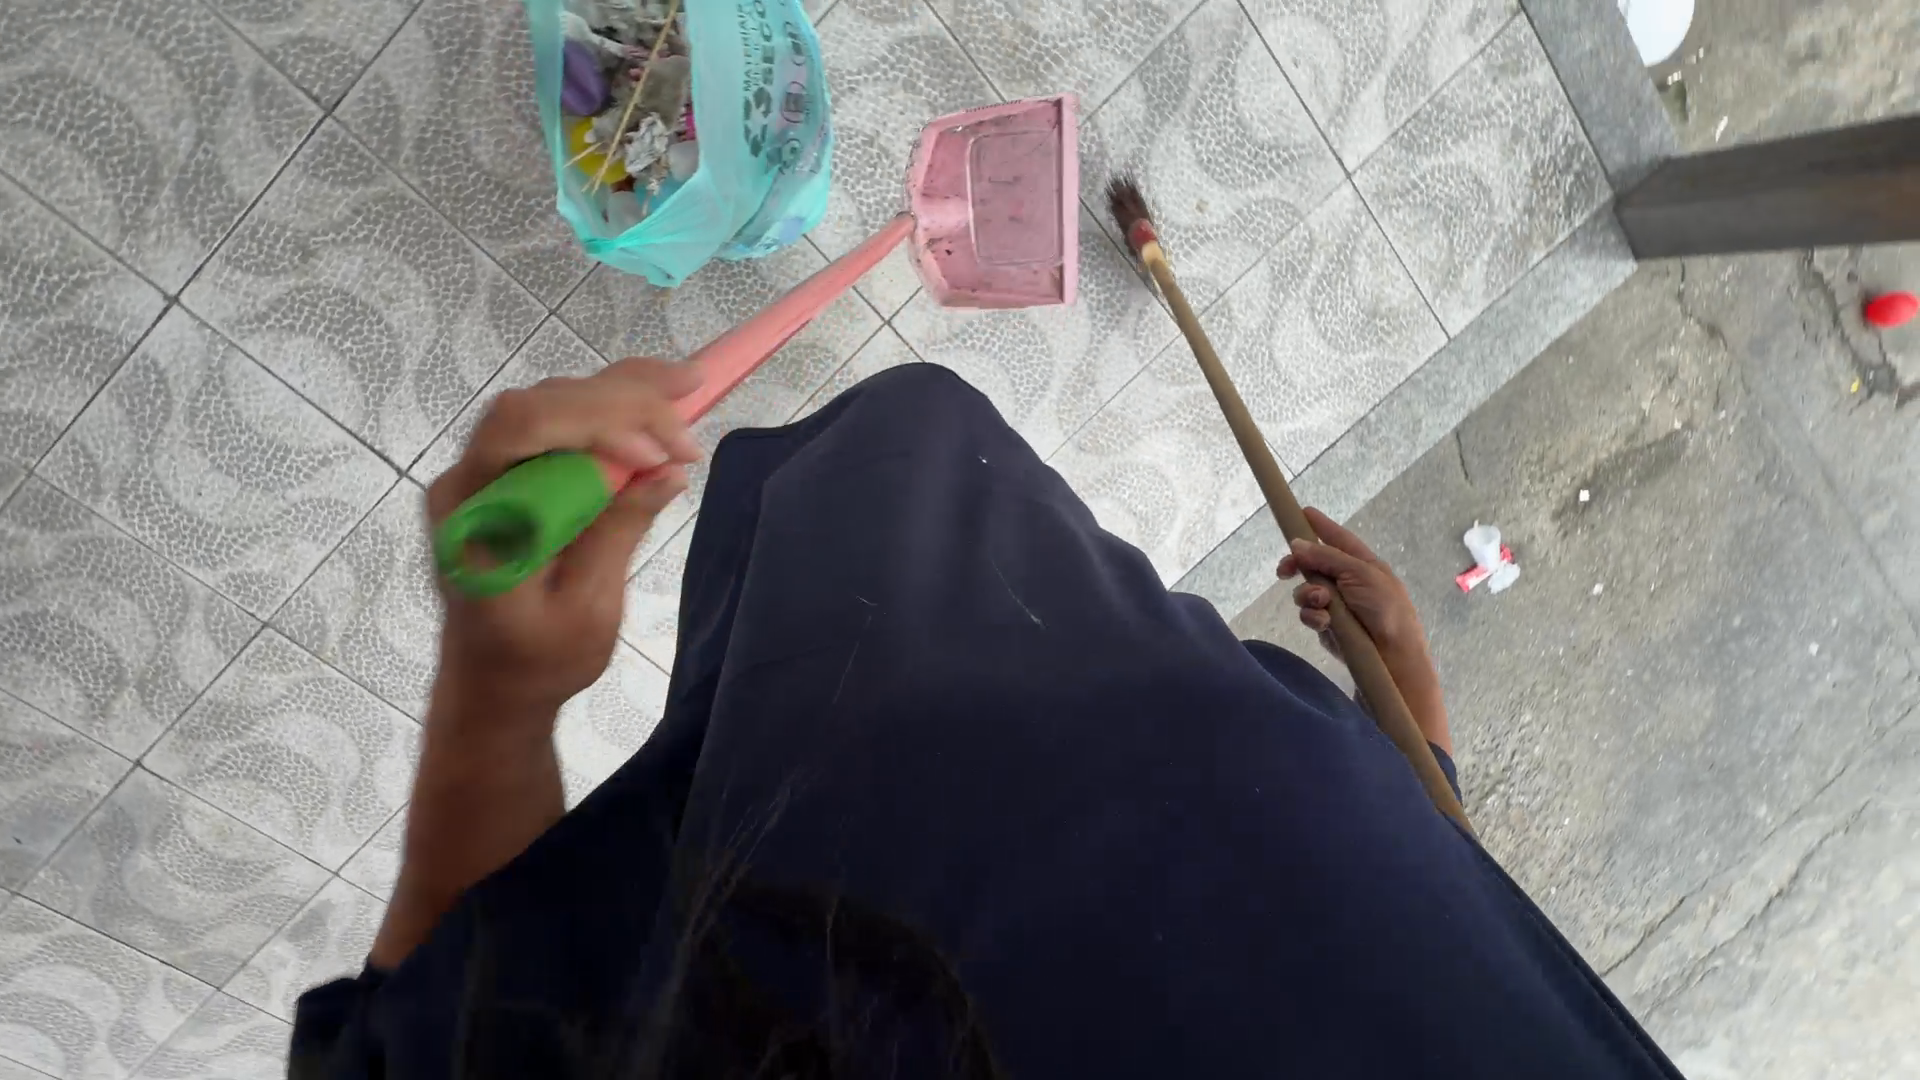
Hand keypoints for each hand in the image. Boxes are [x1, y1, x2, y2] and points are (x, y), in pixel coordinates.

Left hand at [425, 357, 702, 718]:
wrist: (495, 684)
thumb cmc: (537, 660)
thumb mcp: (586, 609)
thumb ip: (617, 533)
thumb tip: (667, 473)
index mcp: (475, 512)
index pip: (522, 427)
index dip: (596, 423)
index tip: (661, 455)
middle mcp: (472, 477)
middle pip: (544, 402)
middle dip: (624, 398)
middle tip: (695, 394)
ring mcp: (492, 472)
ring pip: (557, 403)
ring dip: (624, 393)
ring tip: (687, 388)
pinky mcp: (519, 476)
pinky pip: (565, 425)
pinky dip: (616, 410)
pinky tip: (657, 403)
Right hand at [1276, 508, 1422, 660]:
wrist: (1392, 655)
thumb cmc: (1385, 608)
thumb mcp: (1359, 573)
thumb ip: (1326, 556)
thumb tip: (1296, 544)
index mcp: (1361, 564)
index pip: (1338, 539)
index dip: (1321, 525)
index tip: (1301, 512)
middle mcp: (1346, 581)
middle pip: (1312, 564)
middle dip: (1297, 566)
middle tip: (1284, 570)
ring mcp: (1336, 603)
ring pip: (1305, 590)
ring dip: (1308, 595)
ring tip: (1321, 603)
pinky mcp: (1327, 624)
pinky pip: (1308, 613)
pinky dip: (1312, 616)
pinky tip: (1323, 621)